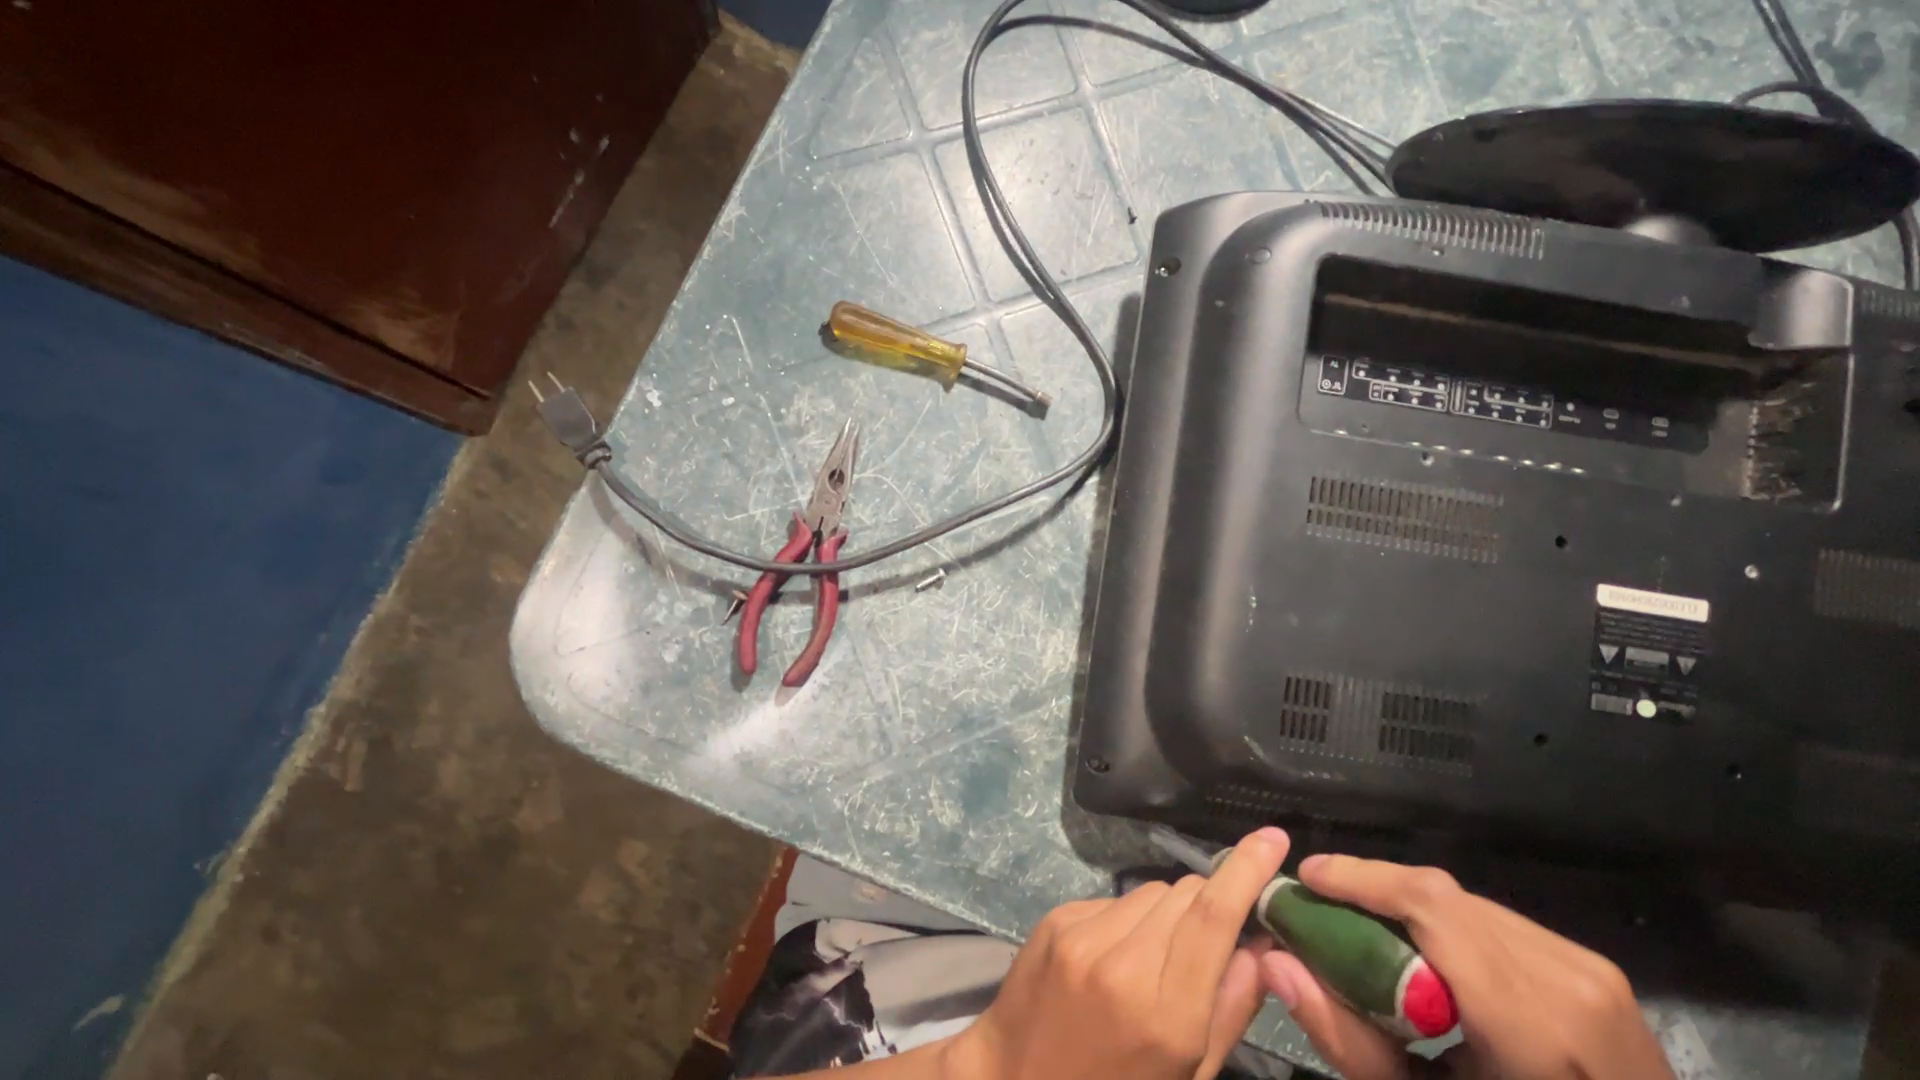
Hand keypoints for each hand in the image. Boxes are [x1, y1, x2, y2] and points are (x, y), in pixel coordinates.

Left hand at [947, 828, 1289, 1079]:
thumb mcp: (1187, 1073)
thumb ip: (1230, 1008)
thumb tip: (1259, 945)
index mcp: (1165, 1014)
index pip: (1214, 918)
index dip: (1246, 871)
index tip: (1271, 837)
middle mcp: (1123, 964)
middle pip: (1185, 895)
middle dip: (1206, 904)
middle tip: (1205, 940)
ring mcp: (1082, 936)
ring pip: (1150, 892)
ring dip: (1166, 913)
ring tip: (1152, 958)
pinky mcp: (1056, 920)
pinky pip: (1113, 898)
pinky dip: (1127, 919)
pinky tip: (1114, 955)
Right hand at [1257, 856, 1674, 1079]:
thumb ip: (1348, 1040)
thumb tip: (1279, 965)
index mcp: (1533, 1023)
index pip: (1431, 905)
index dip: (1361, 878)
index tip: (1305, 878)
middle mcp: (1567, 975)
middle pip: (1446, 896)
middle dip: (1374, 891)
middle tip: (1319, 908)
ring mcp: (1592, 970)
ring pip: (1472, 904)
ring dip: (1410, 908)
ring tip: (1362, 931)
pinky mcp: (1599, 971)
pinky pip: (1503, 926)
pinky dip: (1451, 930)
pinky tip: (1426, 961)